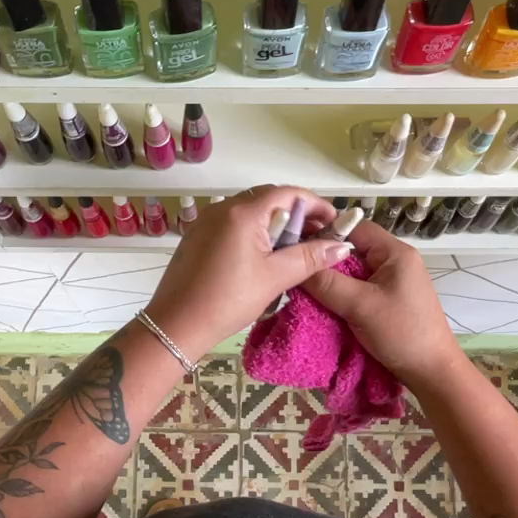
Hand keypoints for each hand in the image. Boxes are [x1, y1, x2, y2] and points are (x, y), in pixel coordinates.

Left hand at [144, 186, 347, 356]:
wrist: (176, 325)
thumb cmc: (227, 300)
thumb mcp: (274, 278)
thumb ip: (309, 258)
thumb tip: (341, 247)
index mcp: (243, 213)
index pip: (288, 193)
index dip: (316, 205)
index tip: (334, 222)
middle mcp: (223, 208)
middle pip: (269, 199)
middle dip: (297, 215)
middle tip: (317, 238)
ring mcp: (206, 221)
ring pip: (251, 211)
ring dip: (276, 224)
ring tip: (293, 250)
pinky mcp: (197, 236)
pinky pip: (233, 224)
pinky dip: (254, 232)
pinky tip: (263, 256)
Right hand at [300, 222, 464, 387]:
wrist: (431, 372)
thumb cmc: (401, 333)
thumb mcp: (360, 305)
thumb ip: (326, 282)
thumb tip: (295, 264)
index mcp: (395, 252)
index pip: (355, 227)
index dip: (325, 233)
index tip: (298, 246)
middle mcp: (395, 261)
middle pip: (352, 249)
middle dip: (325, 260)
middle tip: (296, 269)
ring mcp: (392, 282)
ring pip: (353, 271)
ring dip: (331, 279)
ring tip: (304, 287)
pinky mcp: (387, 301)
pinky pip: (358, 289)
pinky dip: (340, 294)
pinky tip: (322, 303)